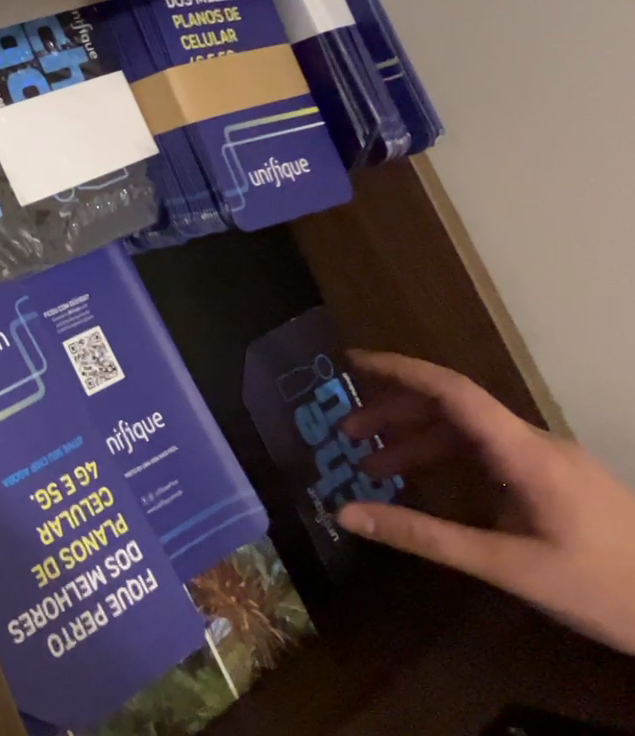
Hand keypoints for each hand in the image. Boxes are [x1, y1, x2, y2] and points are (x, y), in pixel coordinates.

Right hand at [336, 350, 634, 653]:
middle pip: (452, 408)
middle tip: (342, 433)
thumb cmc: (607, 589)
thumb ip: (424, 536)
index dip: (399, 370)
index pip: (454, 392)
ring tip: (370, 467)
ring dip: (413, 440)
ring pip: (467, 432)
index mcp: (527, 454)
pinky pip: (487, 453)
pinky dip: (442, 458)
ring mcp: (551, 463)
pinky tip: (422, 484)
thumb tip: (344, 513)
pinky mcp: (557, 481)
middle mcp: (537, 446)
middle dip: (391, 414)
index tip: (348, 361)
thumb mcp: (509, 568)